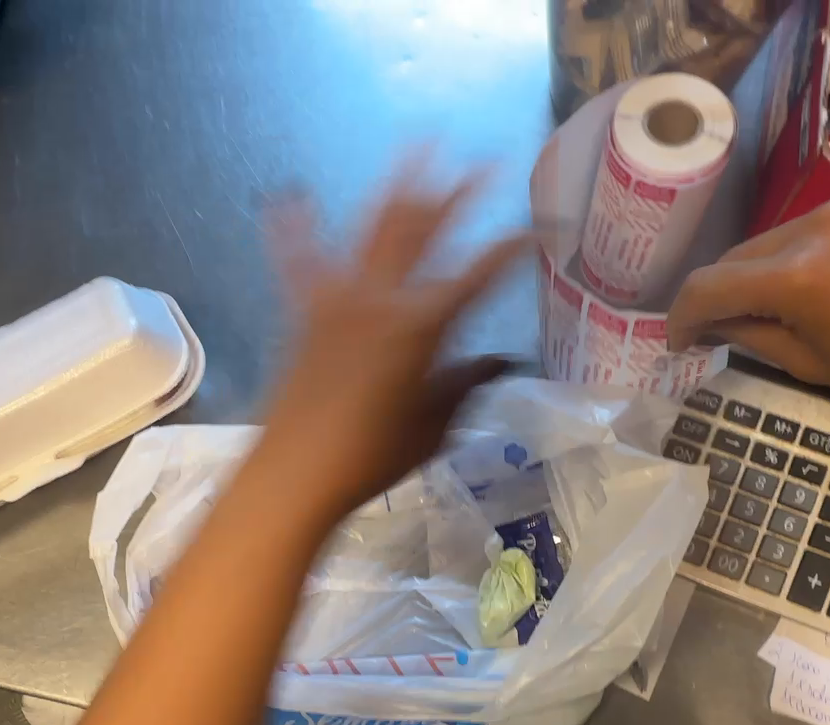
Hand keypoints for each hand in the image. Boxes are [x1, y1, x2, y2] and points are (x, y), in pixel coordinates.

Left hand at [251, 169, 527, 520]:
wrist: (296, 473)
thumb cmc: (373, 458)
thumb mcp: (435, 427)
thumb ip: (468, 384)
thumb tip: (504, 361)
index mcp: (423, 326)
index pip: (480, 274)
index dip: (513, 248)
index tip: (539, 229)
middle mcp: (382, 297)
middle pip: (425, 230)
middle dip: (458, 191)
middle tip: (483, 161)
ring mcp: (338, 298)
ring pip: (373, 227)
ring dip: (399, 186)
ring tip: (417, 146)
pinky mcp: (305, 312)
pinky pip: (299, 261)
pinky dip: (296, 228)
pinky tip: (290, 196)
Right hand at [666, 189, 829, 405]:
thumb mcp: (818, 363)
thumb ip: (757, 337)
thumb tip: (720, 326)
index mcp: (796, 274)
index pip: (706, 287)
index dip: (680, 319)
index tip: (678, 344)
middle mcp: (812, 225)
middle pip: (734, 258)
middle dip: (715, 297)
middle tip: (715, 332)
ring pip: (770, 241)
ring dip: (754, 276)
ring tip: (768, 313)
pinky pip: (810, 228)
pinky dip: (793, 258)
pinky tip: (814, 287)